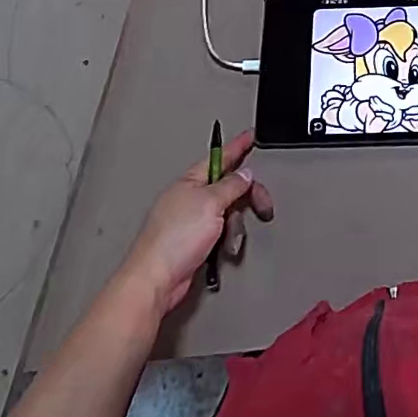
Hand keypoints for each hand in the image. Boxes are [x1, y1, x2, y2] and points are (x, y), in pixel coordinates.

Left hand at [119, 130, 275, 312]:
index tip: (250, 136)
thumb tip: (244, 174)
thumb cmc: (172, 241)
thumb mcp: (210, 203)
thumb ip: (231, 185)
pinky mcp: (194, 242)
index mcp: (190, 181)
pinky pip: (220, 232)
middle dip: (245, 197)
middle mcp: (190, 198)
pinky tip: (219, 248)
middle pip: (228, 186)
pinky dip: (226, 239)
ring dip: (234, 225)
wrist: (156, 281)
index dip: (237, 146)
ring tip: (226, 237)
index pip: (220, 157)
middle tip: (261, 204)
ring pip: (228, 212)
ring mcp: (192, 220)